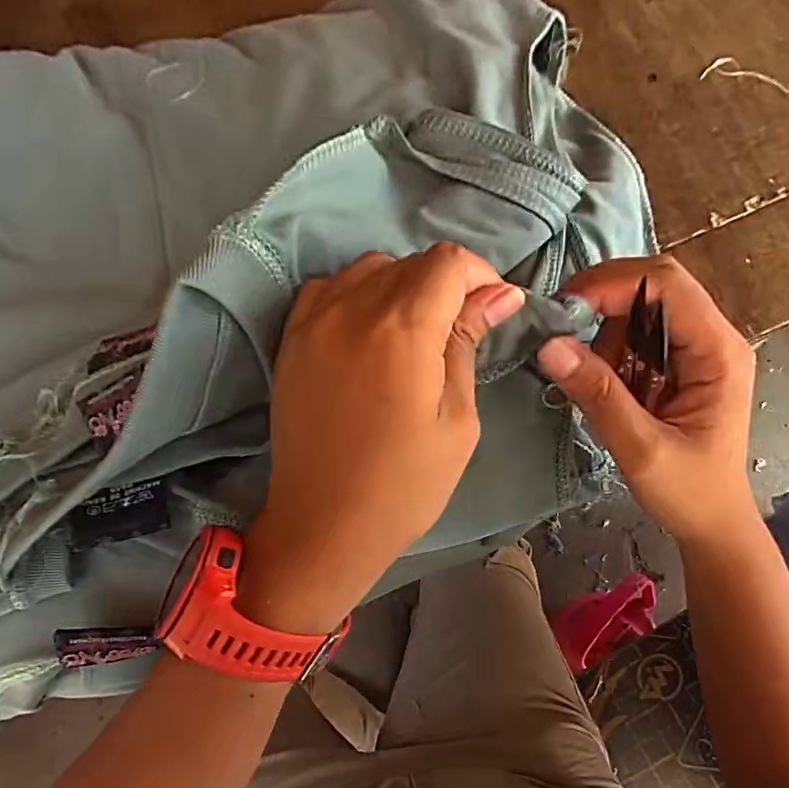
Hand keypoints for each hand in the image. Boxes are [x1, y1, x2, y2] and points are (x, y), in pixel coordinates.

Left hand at [239, 245, 524, 632]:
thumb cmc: (404, 486)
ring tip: (414, 336)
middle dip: (445, 286)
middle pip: (410, 263)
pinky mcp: (290, 340)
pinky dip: (357, 297)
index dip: (480, 277)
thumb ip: (468, 345)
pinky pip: (329, 290)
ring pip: (368, 270)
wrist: (324, 525)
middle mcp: (351, 308)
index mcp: (401, 329)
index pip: (448, 262)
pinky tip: (369, 334)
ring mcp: (313, 321)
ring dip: (402, 289)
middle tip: (459, 334)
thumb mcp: (457, 421)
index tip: (493, 310)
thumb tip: (498, 295)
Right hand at [537, 255, 759, 546]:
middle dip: (604, 307)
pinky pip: (638, 341)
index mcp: (718, 352)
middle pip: (653, 289)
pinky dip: (611, 356)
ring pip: (641, 314)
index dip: (613, 285)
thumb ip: (598, 395)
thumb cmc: (689, 493)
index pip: (667, 285)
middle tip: (564, 337)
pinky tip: (608, 390)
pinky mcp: (679, 368)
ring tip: (595, 384)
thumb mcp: (640, 449)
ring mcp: (697, 353)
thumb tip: (550, 346)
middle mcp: (713, 340)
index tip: (565, 309)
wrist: (713, 524)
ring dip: (606, 337)